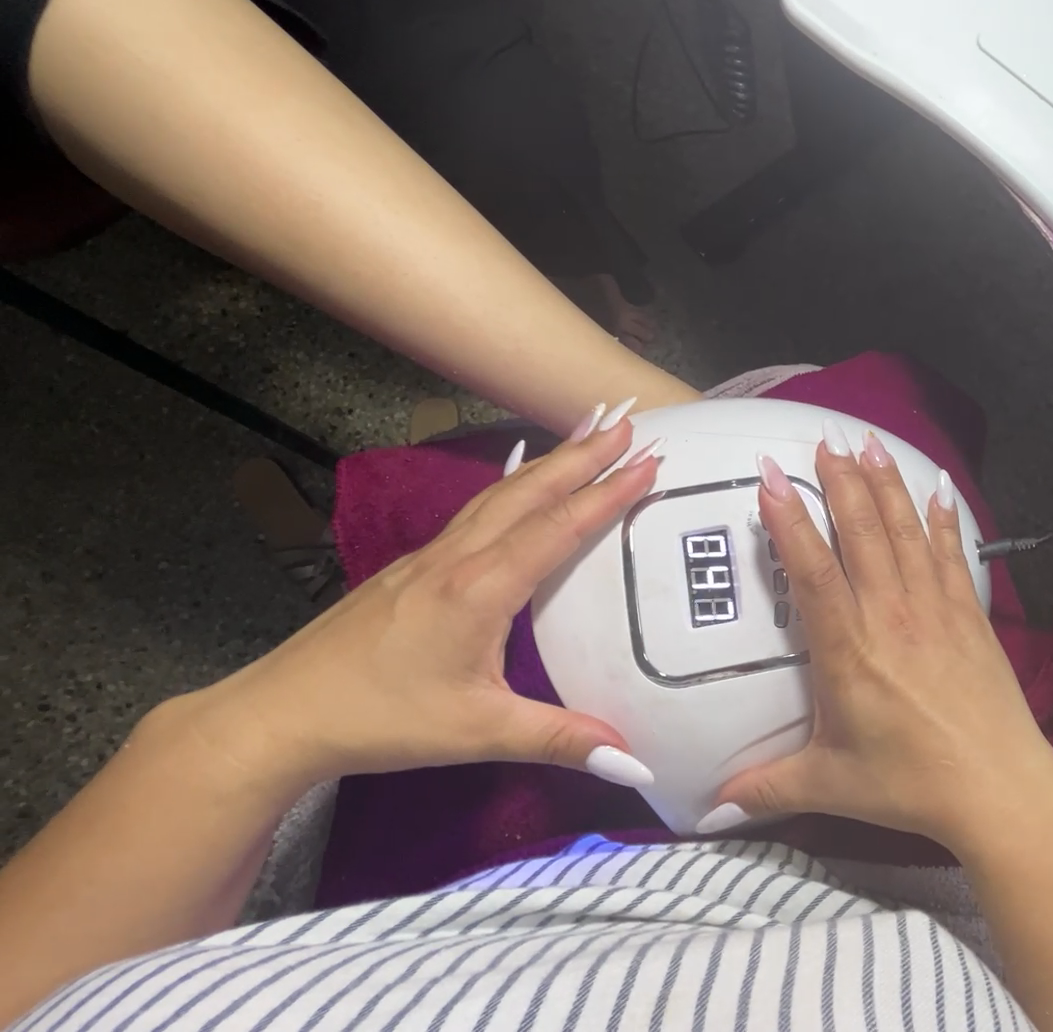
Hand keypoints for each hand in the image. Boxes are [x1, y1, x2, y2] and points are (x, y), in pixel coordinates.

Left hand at [178, 404, 663, 792]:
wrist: (273, 716)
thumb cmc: (381, 720)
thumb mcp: (478, 733)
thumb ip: (560, 739)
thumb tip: (636, 759)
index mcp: (480, 588)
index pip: (557, 528)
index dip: (606, 493)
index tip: (648, 462)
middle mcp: (458, 558)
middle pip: (528, 491)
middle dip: (582, 454)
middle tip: (627, 424)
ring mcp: (431, 557)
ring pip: (500, 494)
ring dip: (549, 461)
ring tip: (587, 435)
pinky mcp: (415, 568)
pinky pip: (479, 510)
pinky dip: (516, 485)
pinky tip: (522, 486)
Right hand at [707, 425, 1052, 856]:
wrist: (997, 785)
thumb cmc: (910, 784)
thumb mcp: (831, 785)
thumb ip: (768, 788)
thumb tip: (709, 808)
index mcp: (848, 648)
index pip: (811, 569)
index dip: (790, 519)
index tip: (772, 475)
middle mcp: (891, 613)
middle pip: (862, 533)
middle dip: (841, 482)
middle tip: (823, 441)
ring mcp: (935, 608)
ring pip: (906, 532)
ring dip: (887, 486)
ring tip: (870, 444)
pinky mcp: (970, 615)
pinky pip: (953, 555)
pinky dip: (944, 519)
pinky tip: (939, 489)